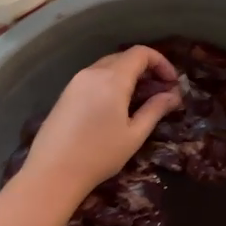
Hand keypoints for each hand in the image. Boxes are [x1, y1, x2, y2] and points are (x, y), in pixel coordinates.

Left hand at [22, 46, 181, 197]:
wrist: (53, 172)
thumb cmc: (99, 154)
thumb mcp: (134, 135)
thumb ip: (155, 110)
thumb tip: (173, 96)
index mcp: (112, 79)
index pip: (141, 53)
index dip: (161, 62)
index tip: (172, 83)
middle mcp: (92, 73)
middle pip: (124, 57)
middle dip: (146, 69)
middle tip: (160, 92)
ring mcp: (75, 82)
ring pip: (107, 66)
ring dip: (128, 76)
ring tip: (140, 99)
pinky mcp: (65, 94)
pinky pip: (93, 78)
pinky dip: (110, 83)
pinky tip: (115, 106)